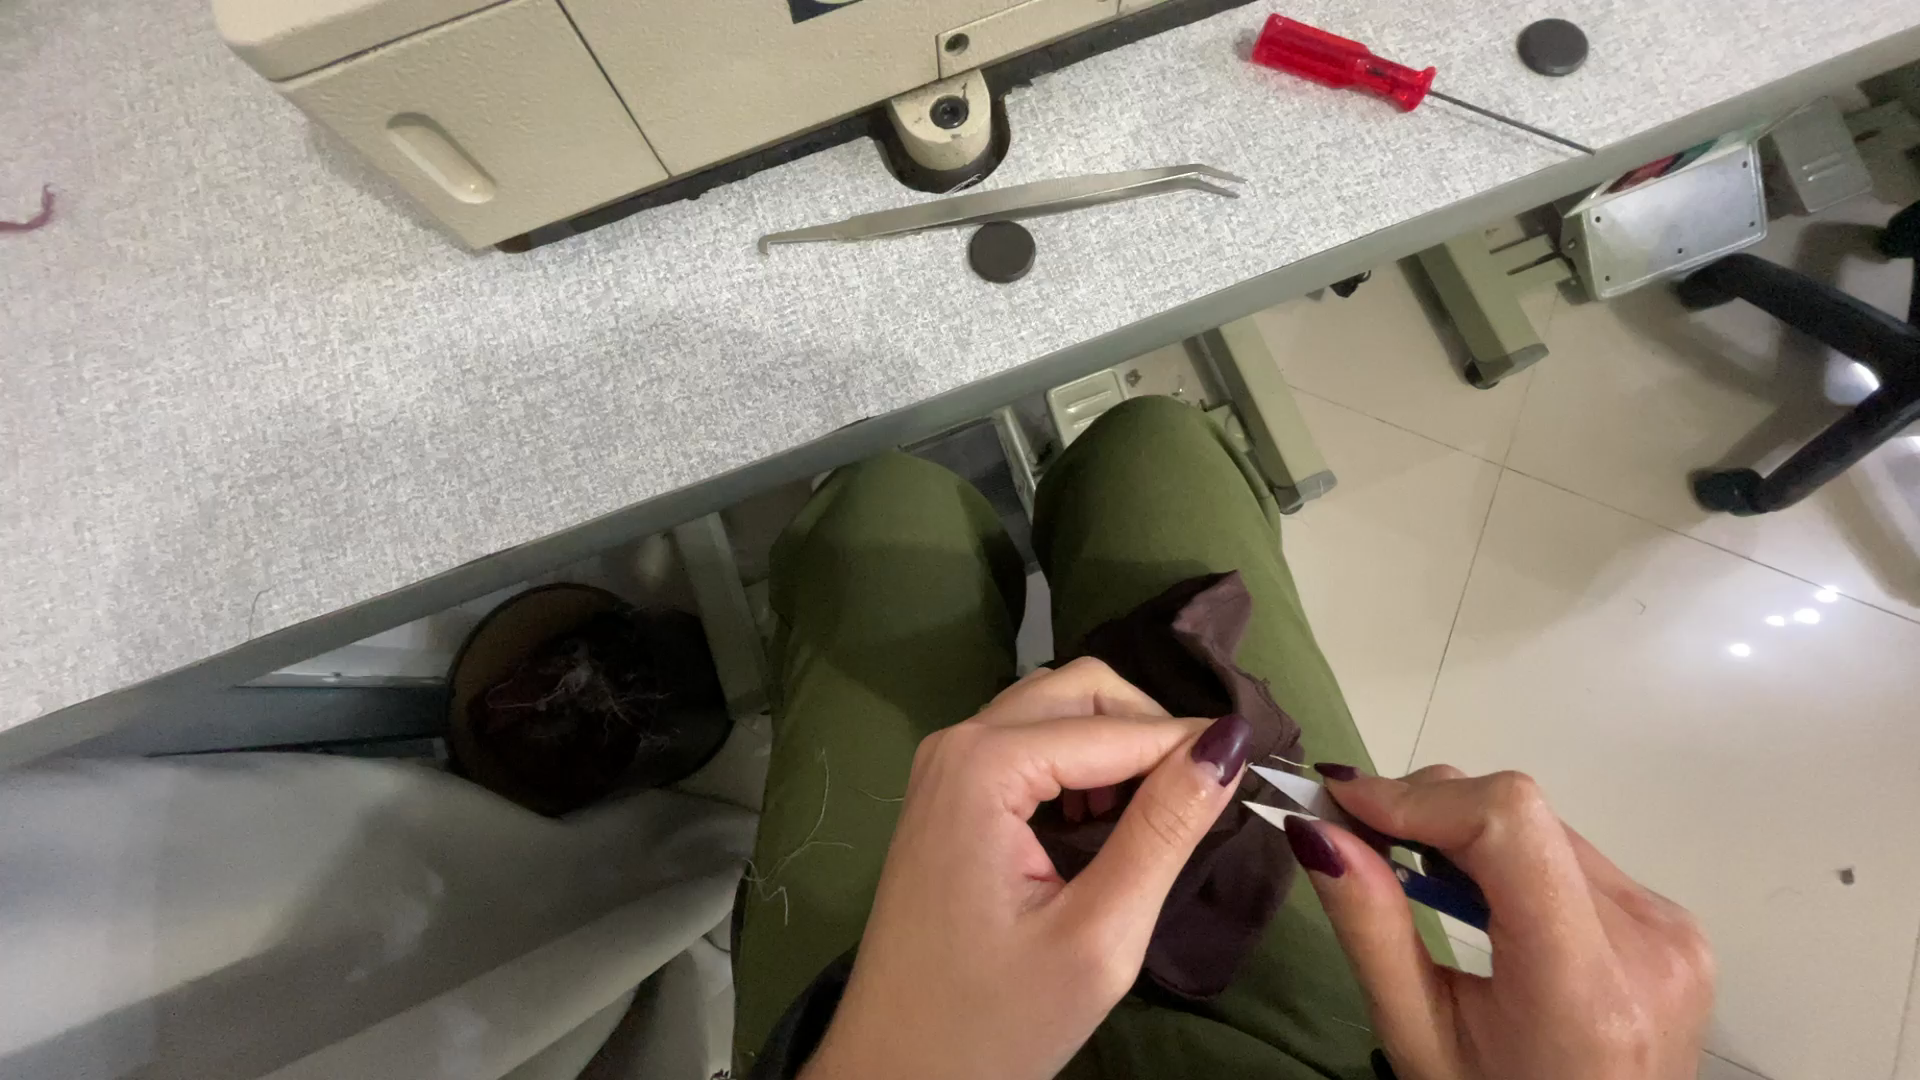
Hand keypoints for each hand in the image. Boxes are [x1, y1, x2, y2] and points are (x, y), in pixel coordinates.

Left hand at [802, 658, 1252, 1079]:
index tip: (1254, 763)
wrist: (892, 1068)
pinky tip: (1096, 815)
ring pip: (1052, 705)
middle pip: (1076, 690)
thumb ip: (1161, 831)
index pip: (1112, 727)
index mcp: (985, 765)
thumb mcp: (1097, 936)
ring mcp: (945, 759)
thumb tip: (1225, 746)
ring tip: (1149, 811)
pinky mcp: (947, 784)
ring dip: (1111, 738)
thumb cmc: (993, 1020)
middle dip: (1146, 725)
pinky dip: (1075, 756)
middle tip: (1196, 792)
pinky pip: (1025, 737)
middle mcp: (958, 739)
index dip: (1188, 742)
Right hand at [1285, 765, 1714, 1079]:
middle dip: (1418, 807)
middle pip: (1512, 809)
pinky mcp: (1663, 917)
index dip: (1414, 795)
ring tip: (1405, 866)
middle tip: (1354, 836)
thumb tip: (1314, 827)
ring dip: (1450, 824)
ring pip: (1528, 817)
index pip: (1507, 821)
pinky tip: (1461, 887)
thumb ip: (1369, 928)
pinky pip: (1553, 840)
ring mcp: (1666, 923)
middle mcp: (1646, 936)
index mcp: (1586, 982)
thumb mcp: (1415, 1035)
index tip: (1340, 802)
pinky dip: (1488, 845)